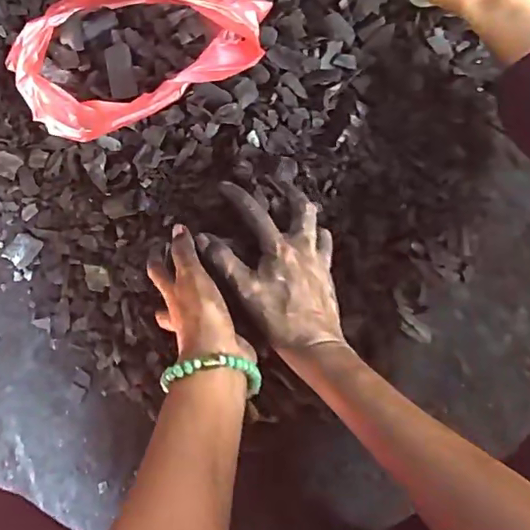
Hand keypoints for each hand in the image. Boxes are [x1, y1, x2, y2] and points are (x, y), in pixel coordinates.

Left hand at [148, 225, 255, 361]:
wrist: (219, 354)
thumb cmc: (201, 311)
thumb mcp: (191, 276)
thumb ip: (184, 254)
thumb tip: (176, 228)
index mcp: (170, 294)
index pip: (157, 271)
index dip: (157, 258)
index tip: (160, 245)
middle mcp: (178, 312)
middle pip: (169, 295)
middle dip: (171, 284)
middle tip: (179, 268)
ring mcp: (197, 328)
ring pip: (191, 311)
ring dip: (196, 302)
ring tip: (210, 288)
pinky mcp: (219, 339)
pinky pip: (218, 323)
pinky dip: (222, 316)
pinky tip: (234, 310)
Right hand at [199, 182, 347, 356]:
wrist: (316, 346)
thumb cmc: (277, 318)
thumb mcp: (244, 290)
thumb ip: (224, 260)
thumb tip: (203, 237)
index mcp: (278, 247)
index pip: (255, 212)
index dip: (237, 195)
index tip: (223, 186)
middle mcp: (301, 247)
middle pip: (301, 208)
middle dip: (287, 192)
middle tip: (276, 183)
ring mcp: (317, 260)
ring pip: (316, 225)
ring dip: (304, 213)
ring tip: (293, 208)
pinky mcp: (326, 274)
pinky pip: (324, 246)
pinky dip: (317, 236)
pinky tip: (311, 240)